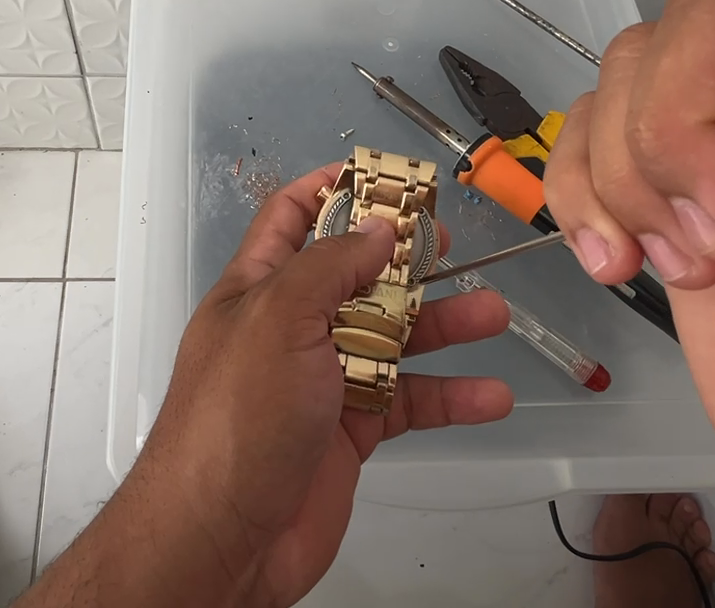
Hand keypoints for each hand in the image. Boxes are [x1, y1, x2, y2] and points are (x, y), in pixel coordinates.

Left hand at [128, 163, 512, 605]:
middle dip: (401, 256)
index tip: (386, 177)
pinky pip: (408, 400)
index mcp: (261, 285)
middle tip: (447, 243)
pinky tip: (490, 395)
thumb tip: (378, 225)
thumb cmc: (239, 413)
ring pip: (392, 336)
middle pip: (355, 273)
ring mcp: (324, 376)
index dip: (334, 188)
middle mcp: (293, 324)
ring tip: (492, 311)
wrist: (222, 537)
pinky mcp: (351, 429)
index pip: (294, 215)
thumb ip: (331, 266)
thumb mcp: (279, 318)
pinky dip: (448, 396)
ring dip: (442, 324)